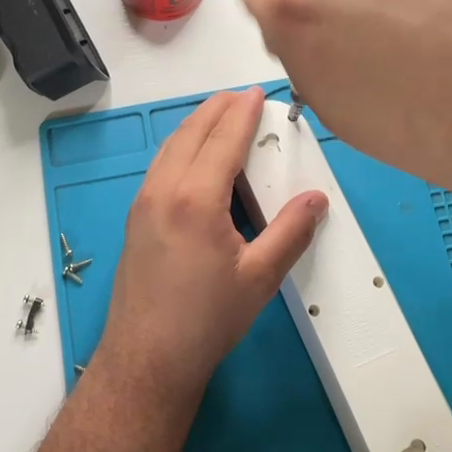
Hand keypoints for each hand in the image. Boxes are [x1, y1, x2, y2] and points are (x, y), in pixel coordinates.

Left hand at [96, 88, 327, 401]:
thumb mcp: (260, 278)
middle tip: (241, 97)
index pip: (223, 139)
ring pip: (170, 147)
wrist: (146, 357)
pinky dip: (181, 147)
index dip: (243, 113)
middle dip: (217, 109)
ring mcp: (143, 203)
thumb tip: (316, 198)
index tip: (258, 93)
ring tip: (220, 117)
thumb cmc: (207, 319)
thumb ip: (290, 232)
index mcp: (195, 198)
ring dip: (196, 125)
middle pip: (191, 133)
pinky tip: (194, 158)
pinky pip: (160, 166)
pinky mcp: (135, 218)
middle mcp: (163, 190)